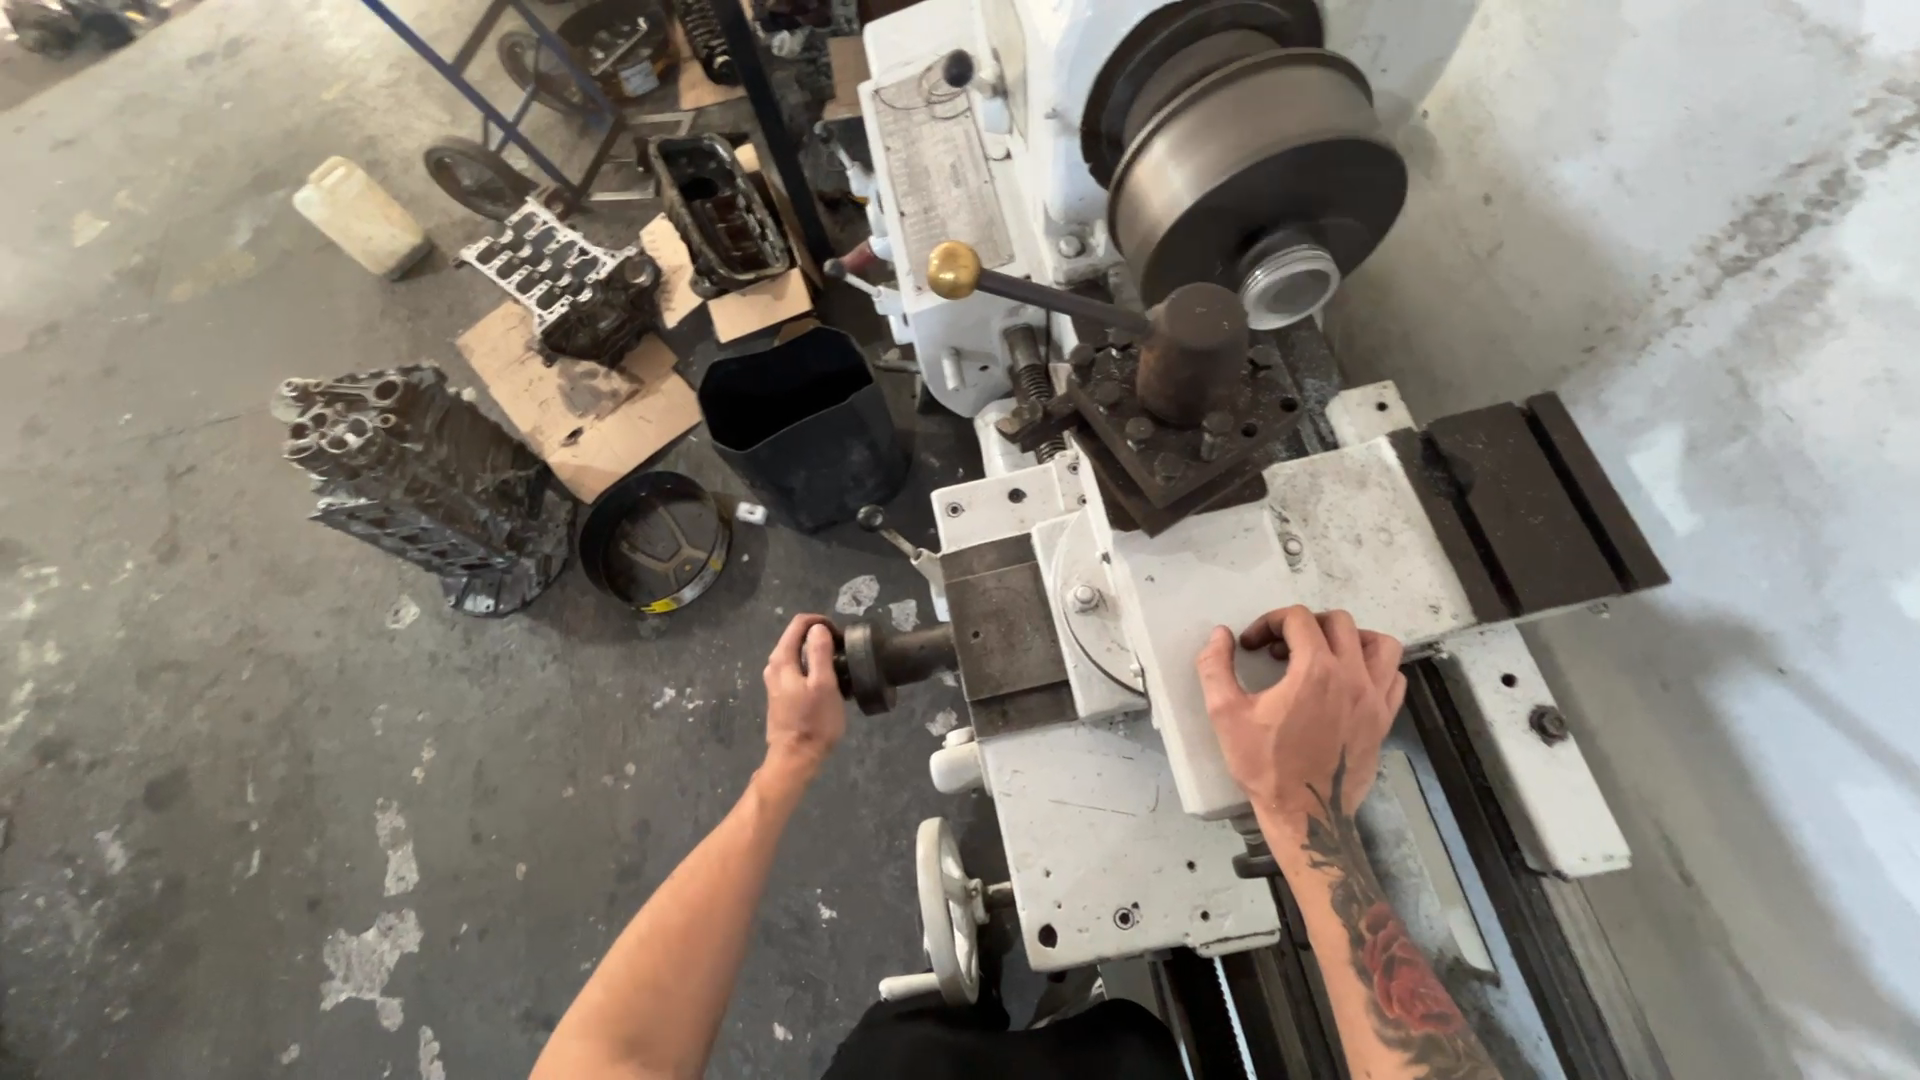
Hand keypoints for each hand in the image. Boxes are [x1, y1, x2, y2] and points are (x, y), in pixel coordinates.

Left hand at [762, 614, 846, 777]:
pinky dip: (811, 666)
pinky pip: (797, 669)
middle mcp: (774, 666)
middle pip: (796, 637)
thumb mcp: (824, 685)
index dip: (821, 622)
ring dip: (816, 652)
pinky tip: (827, 681)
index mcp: (782, 660)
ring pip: (796, 653)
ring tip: (838, 665)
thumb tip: (818, 628)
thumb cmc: (814, 722)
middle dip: (819, 636)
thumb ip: (819, 653)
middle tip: (843, 650)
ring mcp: (775, 681)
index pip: (799, 624)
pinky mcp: (781, 694)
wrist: (796, 759)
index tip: (840, 635)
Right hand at [1195, 606, 1406, 831]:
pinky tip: (1347, 681)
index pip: (1298, 619)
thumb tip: (1220, 634)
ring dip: (1349, 639)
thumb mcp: (1224, 713)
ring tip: (1322, 655)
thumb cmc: (1264, 765)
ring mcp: (1375, 700)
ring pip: (1379, 644)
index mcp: (1314, 671)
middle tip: (1280, 649)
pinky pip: (1394, 677)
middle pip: (1339, 623)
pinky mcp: (1385, 720)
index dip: (1269, 622)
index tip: (1252, 646)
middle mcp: (1353, 678)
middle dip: (1305, 625)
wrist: (1305, 814)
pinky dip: (1374, 667)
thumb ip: (1215, 666)